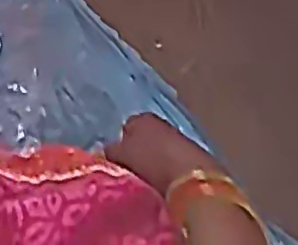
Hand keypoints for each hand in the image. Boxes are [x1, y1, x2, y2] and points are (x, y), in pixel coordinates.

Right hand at [104, 114, 224, 194]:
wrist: (192, 176)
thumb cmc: (152, 161)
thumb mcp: (122, 157)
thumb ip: (111, 151)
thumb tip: (103, 152)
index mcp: (140, 116)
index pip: (126, 127)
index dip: (122, 144)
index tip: (120, 162)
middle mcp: (159, 121)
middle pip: (144, 136)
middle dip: (139, 150)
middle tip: (133, 171)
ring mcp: (178, 136)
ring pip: (160, 147)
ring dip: (156, 159)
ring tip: (150, 179)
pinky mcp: (193, 155)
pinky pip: (174, 159)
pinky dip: (170, 168)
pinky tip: (167, 181)